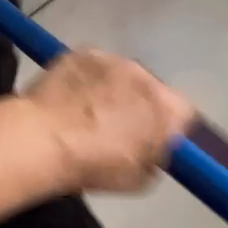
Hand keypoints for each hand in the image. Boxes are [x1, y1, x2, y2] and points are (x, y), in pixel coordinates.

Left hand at [24, 50, 194, 193]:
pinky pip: (93, 64)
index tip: (153, 137)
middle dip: (140, 102)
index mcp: (166, 107)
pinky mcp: (81, 50)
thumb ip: (156, 154)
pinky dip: (87, 76)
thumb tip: (152, 143)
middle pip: (151, 87)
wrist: (44, 136)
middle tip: (118, 123)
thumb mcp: (142, 177)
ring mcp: (110, 57)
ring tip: (90, 107)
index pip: (183, 112)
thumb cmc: (96, 164)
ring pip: (121, 73)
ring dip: (113, 86)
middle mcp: (143, 74)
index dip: (169, 125)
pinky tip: (72, 93)